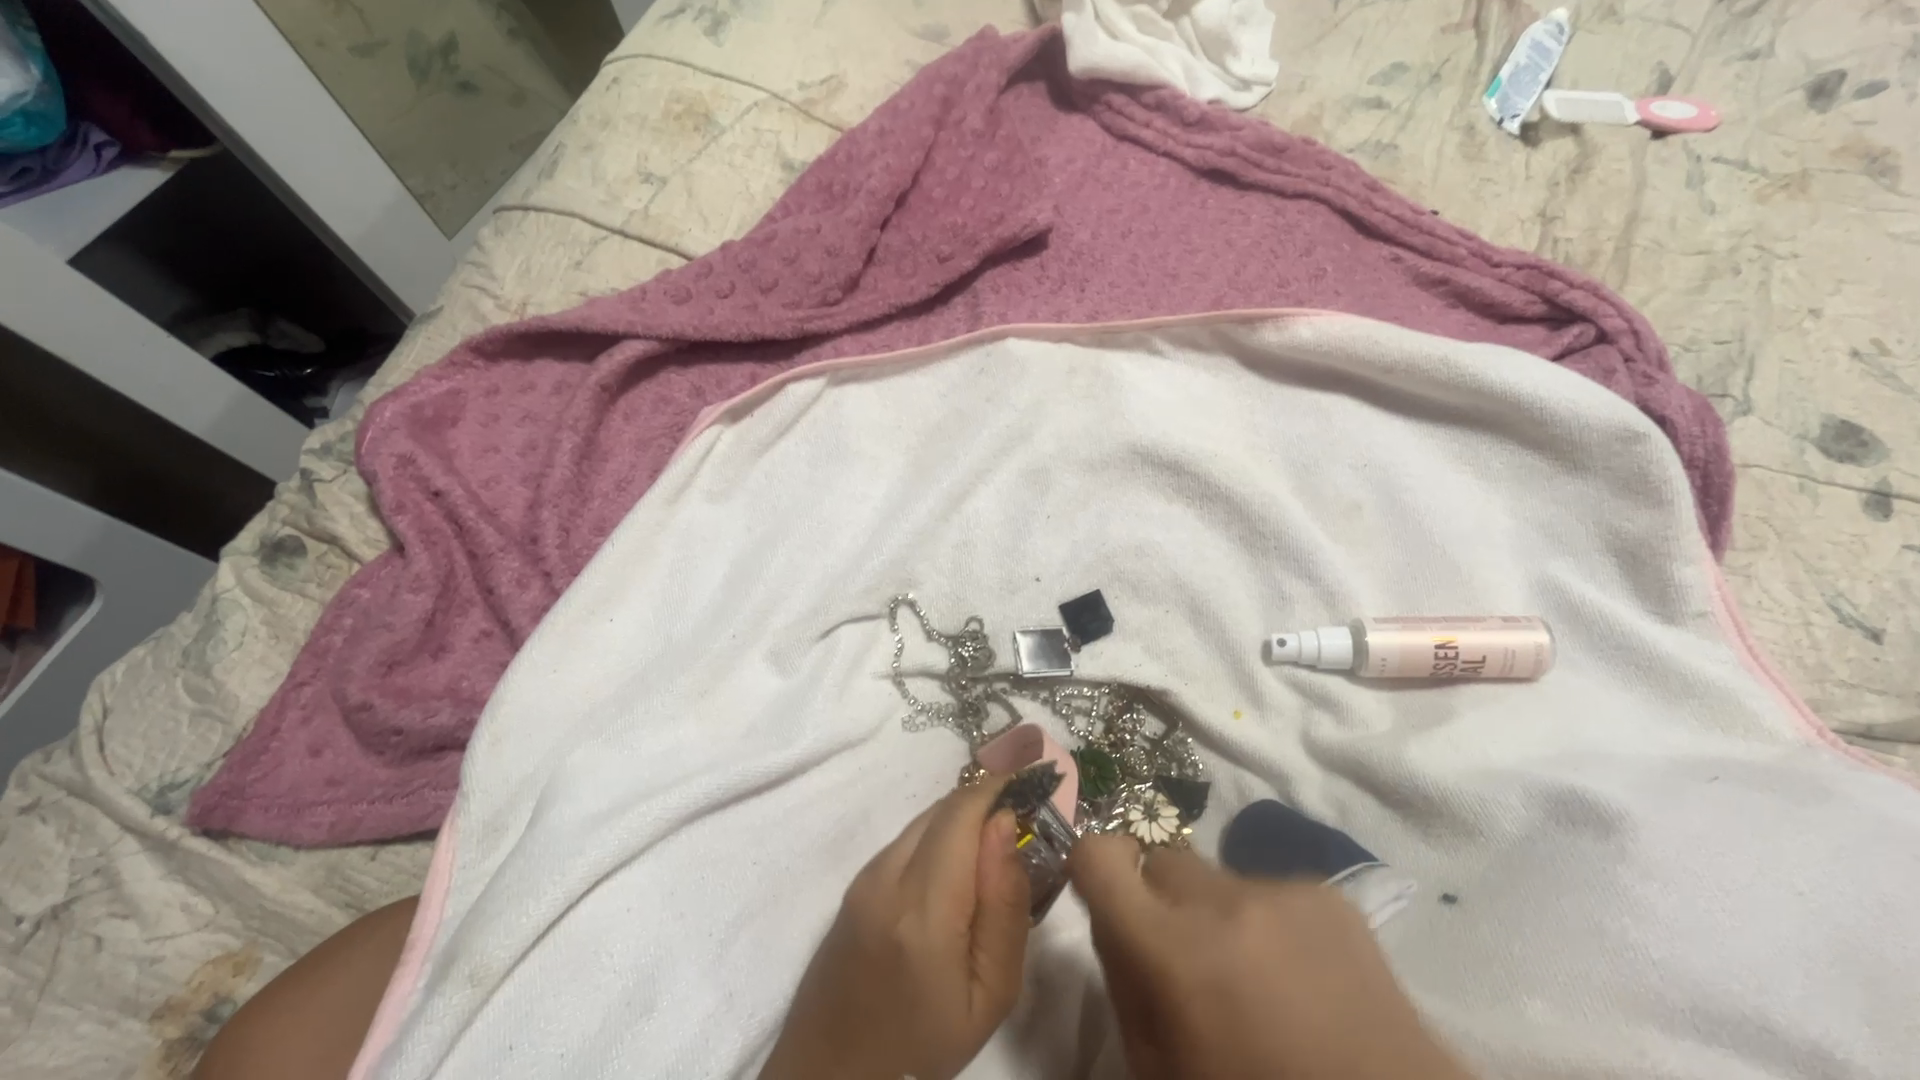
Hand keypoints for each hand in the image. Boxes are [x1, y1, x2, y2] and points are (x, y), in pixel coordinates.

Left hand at [759, 778, 1032, 1079]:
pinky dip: (938, 840)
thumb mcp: (990, 994)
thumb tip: (1004, 825)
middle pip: (941, 810)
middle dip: (986, 801)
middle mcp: (884, 878)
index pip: (962, 814)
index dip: (1000, 787)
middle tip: (1029, 818)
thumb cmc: (923, 1047)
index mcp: (922, 908)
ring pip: (922, 823)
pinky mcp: (853, 887)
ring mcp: (862, 879)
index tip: (1037, 781)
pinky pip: (905, 843)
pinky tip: (958, 875)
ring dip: (962, 821)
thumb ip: (1003, 906)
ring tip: (999, 849)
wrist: (833, 1072)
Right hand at [1071, 835, 1475, 1079]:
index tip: (1103, 895)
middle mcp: (1225, 901)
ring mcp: (1284, 892)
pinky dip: (1266, 922)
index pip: (1100, 856)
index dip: (1092, 868)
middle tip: (1182, 956)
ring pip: (1215, 877)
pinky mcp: (1331, 896)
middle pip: (1159, 860)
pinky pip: (1269, 890)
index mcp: (1174, 950)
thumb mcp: (1158, 1065)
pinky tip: (1298, 977)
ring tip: (1252, 977)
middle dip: (1156, 899)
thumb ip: (1124, 983)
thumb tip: (1113, 921)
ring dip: (1214, 913)